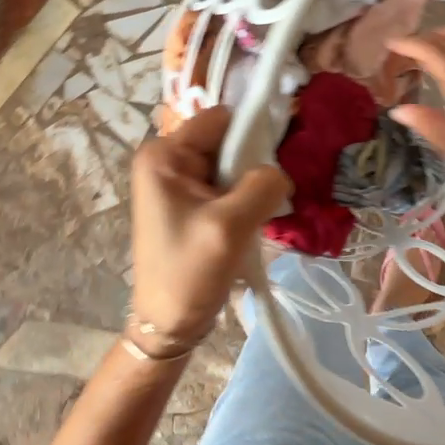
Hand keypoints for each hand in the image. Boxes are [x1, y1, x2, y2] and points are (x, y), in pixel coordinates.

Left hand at [128, 107, 288, 346]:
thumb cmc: (190, 273)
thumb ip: (262, 185)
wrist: (168, 325)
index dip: (253, 132)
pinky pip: (226, 185)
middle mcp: (166, 160)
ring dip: (250, 184)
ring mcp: (176, 183)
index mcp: (164, 155)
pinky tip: (251, 222)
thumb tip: (280, 171)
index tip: (278, 160)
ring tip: (260, 213)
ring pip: (231, 164)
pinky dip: (244, 199)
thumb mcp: (230, 226)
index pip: (222, 119)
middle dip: (252, 162)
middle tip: (270, 195)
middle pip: (227, 139)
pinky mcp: (188, 203)